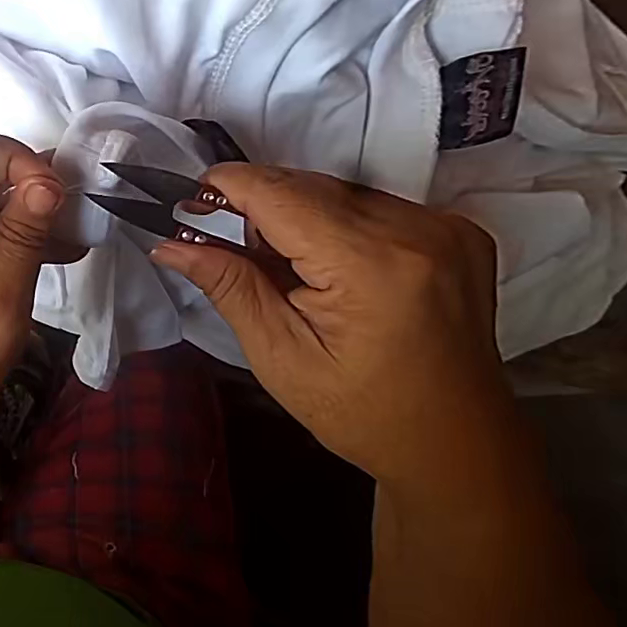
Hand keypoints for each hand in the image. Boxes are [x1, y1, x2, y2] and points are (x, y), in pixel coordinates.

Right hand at [150, 164, 515, 489]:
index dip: (227, 187)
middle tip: (219, 241)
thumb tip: (170, 244)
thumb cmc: (360, 412)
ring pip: (335, 188)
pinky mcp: (455, 229)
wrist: (456, 443)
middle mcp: (415, 230)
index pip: (279, 193)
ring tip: (275, 261)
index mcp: (370, 266)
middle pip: (306, 184)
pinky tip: (321, 262)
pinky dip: (330, 219)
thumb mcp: (278, 355)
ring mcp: (443, 226)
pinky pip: (369, 202)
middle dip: (253, 203)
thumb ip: (228, 286)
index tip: (189, 206)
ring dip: (291, 210)